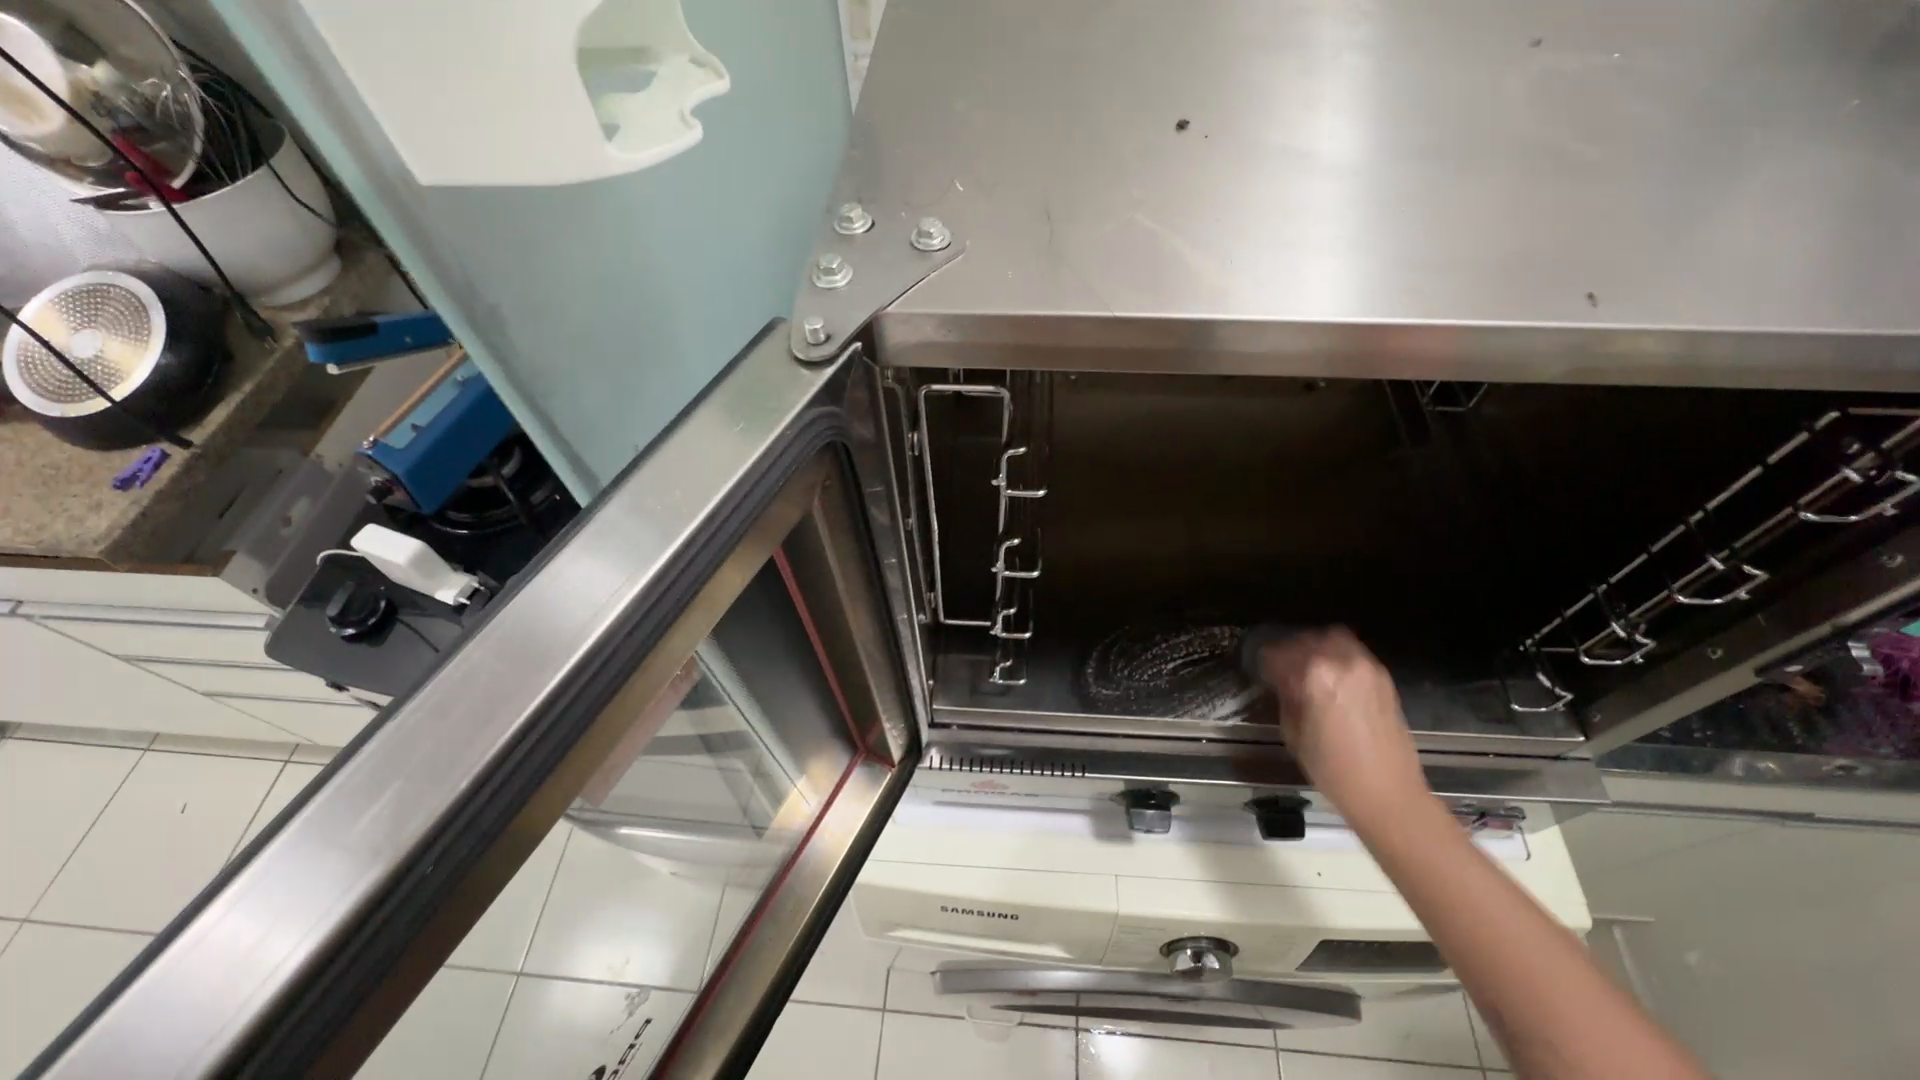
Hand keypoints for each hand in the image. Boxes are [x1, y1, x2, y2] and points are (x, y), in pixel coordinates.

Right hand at [1253, 627, 1431, 827]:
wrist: (1388, 793)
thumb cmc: (1333, 770)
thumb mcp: (1294, 734)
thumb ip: (1287, 698)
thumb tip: (1284, 682)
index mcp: (1316, 675)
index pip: (1280, 654)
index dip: (1266, 661)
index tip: (1261, 670)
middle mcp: (1344, 662)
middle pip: (1309, 639)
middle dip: (1292, 650)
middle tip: (1282, 667)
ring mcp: (1368, 668)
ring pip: (1335, 640)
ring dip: (1317, 649)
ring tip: (1308, 669)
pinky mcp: (1384, 679)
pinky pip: (1355, 654)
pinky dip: (1338, 658)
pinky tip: (1331, 679)